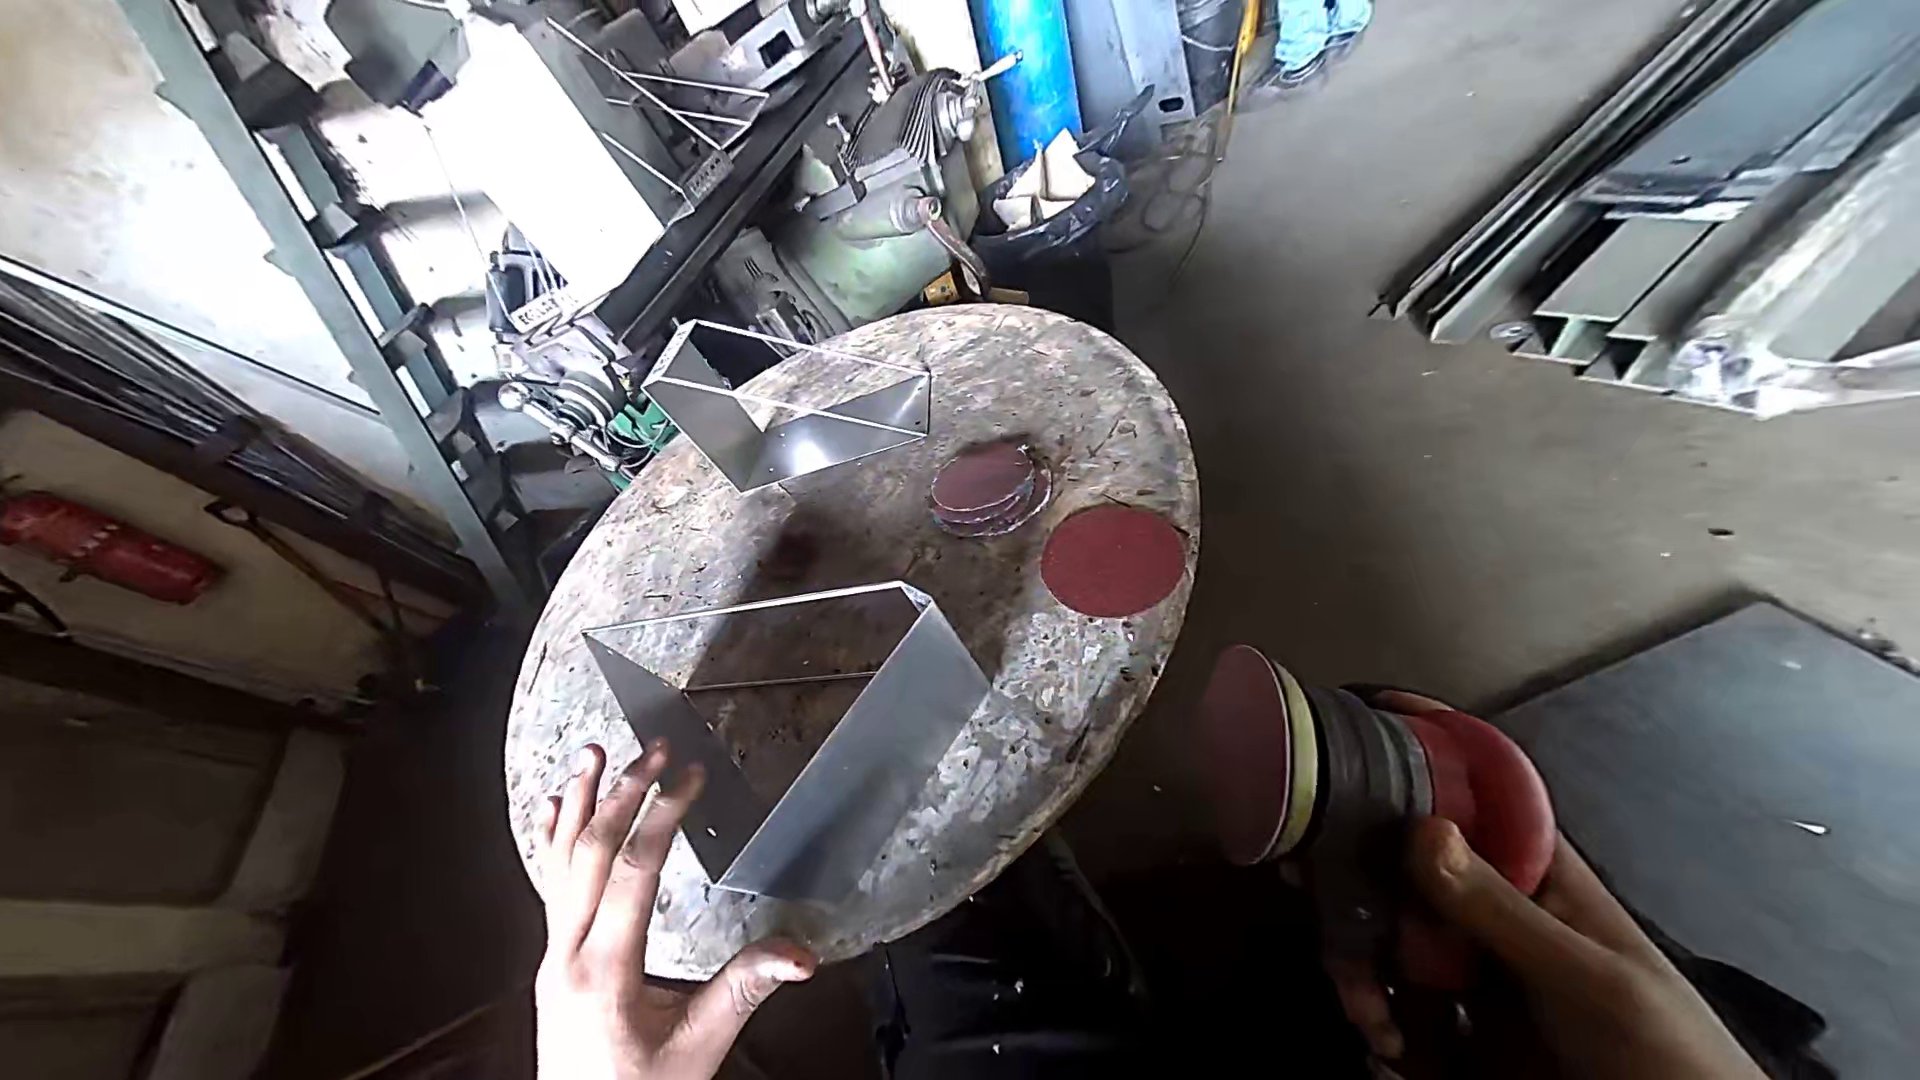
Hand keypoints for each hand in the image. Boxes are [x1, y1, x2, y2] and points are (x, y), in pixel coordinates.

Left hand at [534, 741, 816, 1079]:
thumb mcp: (698, 1048)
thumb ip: (745, 989)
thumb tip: (803, 955)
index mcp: (604, 971)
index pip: (634, 872)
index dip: (664, 816)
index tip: (690, 776)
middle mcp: (567, 955)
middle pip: (589, 855)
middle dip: (625, 794)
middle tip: (654, 751)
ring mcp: (552, 955)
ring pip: (559, 864)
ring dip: (579, 804)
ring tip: (592, 754)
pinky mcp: (554, 958)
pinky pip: (548, 886)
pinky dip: (553, 839)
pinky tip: (559, 807)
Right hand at [1333, 691, 1764, 1078]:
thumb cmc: (1665, 1060)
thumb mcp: (1595, 984)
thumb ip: (1507, 910)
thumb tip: (1419, 826)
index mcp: (1528, 866)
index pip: (1471, 783)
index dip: (1422, 738)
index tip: (1364, 711)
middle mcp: (1480, 893)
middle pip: (1394, 844)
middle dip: (1343, 858)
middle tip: (1299, 870)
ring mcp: (1457, 948)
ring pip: (1373, 913)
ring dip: (1351, 954)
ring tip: (1358, 1004)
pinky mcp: (1441, 1002)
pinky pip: (1380, 981)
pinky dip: (1367, 1005)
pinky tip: (1381, 1040)